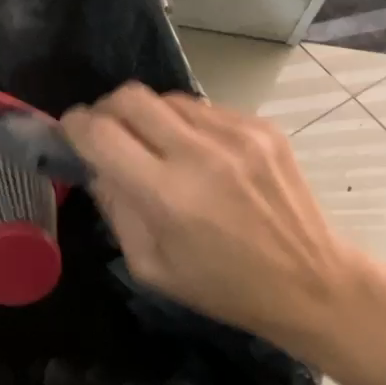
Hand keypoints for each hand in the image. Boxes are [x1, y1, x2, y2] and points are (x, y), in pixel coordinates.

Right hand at [61, 83, 356, 340]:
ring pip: (165, 98)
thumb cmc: (223, 287)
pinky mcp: (262, 127)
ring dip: (148, 117)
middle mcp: (199, 154)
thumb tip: (94, 165)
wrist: (315, 284)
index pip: (99, 132)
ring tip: (156, 147)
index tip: (70, 134)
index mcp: (166, 195)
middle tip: (106, 134)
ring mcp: (236, 135)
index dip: (74, 126)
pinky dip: (186, 124)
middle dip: (106, 111)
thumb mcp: (149, 266)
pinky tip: (199, 155)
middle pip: (129, 97)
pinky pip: (202, 108)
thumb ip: (114, 208)